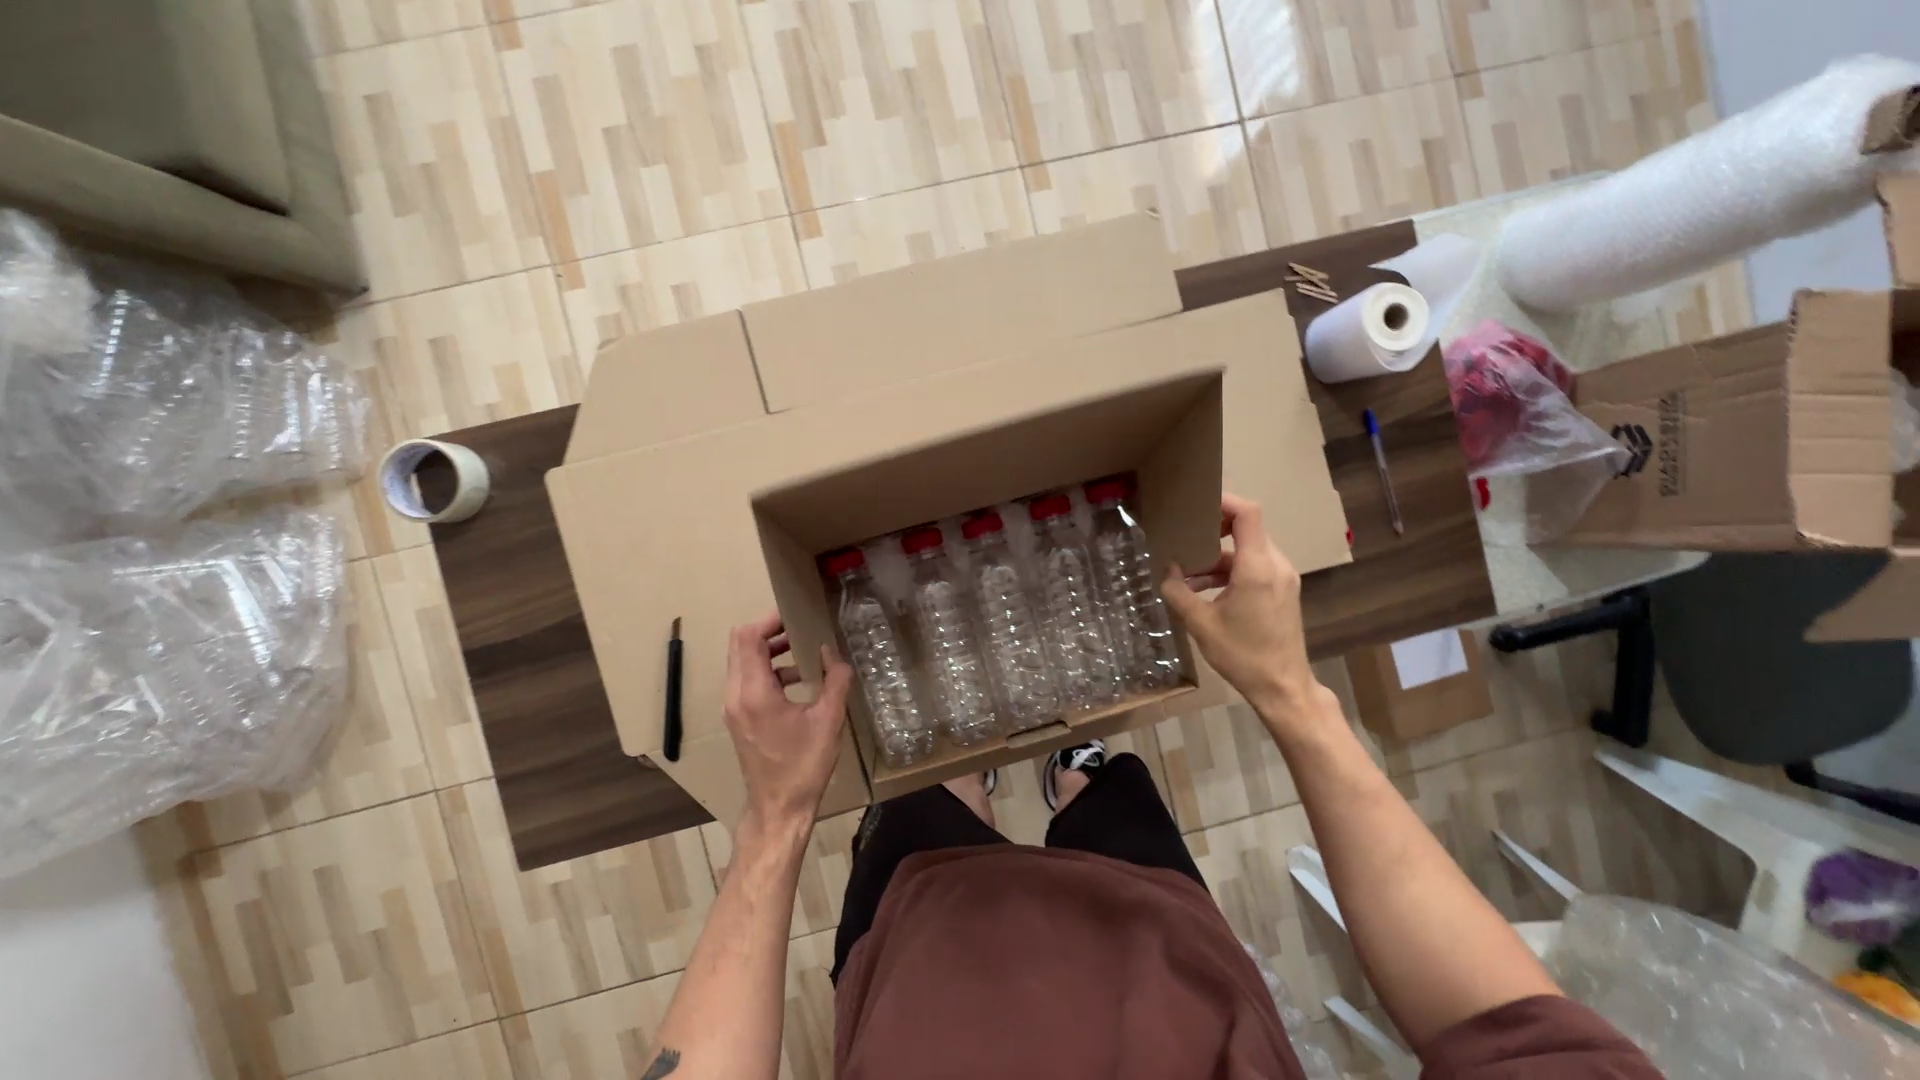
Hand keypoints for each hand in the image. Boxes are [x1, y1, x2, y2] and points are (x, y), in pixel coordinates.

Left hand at [722, 611, 852, 830]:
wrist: (779, 808)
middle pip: (740, 646)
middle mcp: (736, 696)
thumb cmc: (805, 766)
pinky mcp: (739, 719)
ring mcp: (733, 709)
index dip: (768, 620)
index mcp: (754, 692)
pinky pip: (747, 681)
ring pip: (743, 663)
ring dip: (769, 651)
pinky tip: (798, 681)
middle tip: (799, 626)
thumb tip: (832, 651)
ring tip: (803, 651)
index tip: (794, 614)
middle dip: (769, 632)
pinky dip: (768, 671)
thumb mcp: (829, 720)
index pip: (747, 637)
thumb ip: (834, 680)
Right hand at [1161, 494, 1331, 734]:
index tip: (1197, 505)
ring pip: (1249, 550)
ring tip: (1188, 572)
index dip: (1224, 501)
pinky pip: (1255, 567)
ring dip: (1219, 555)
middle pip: (1247, 529)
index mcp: (1257, 567)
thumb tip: (1168, 571)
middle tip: (1185, 536)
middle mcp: (1276, 565)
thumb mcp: (1200, 624)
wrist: (1283, 687)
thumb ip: (1179, 592)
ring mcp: (1283, 578)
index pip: (1248, 513)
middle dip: (1214, 530)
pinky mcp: (1283, 592)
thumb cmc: (1242, 655)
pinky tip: (1206, 590)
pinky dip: (1231, 570)